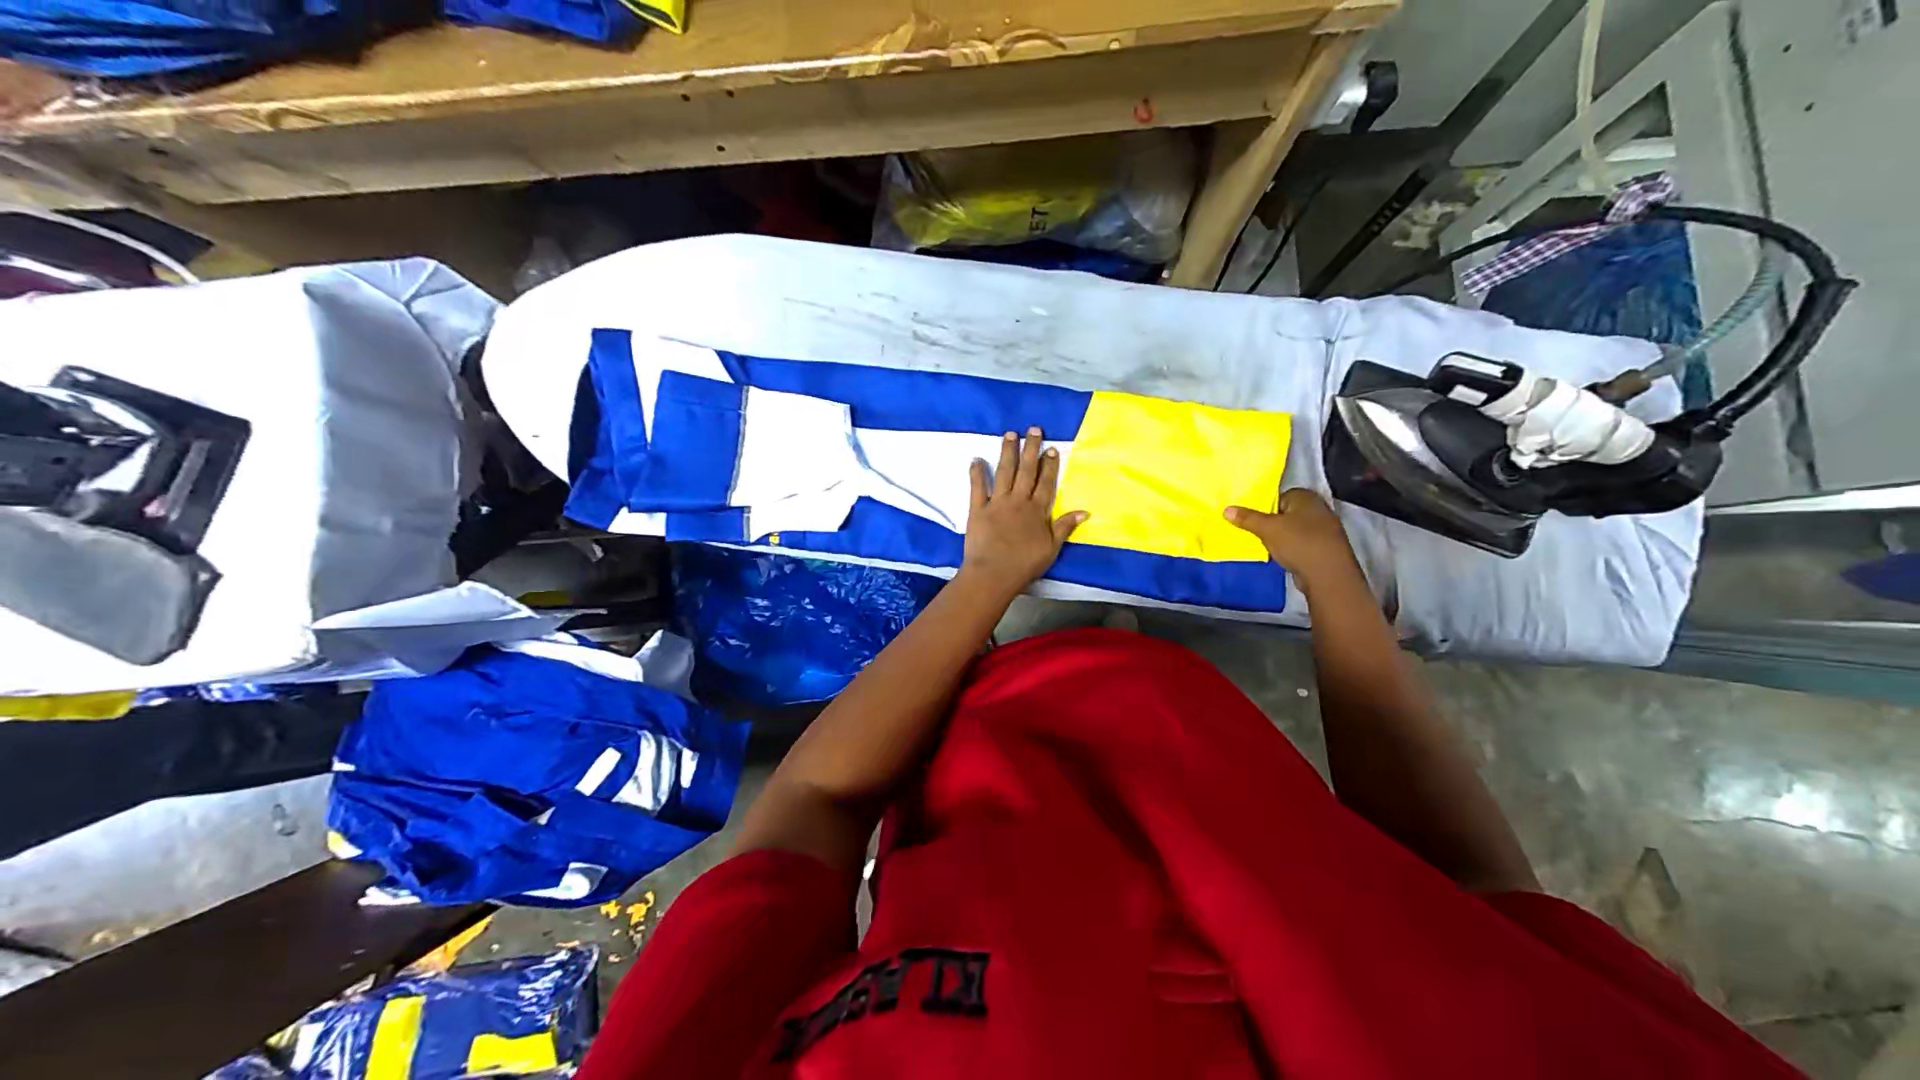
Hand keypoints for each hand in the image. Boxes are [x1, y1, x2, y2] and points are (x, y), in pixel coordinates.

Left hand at [960, 428, 1088, 596]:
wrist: (993, 573)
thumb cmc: (1025, 564)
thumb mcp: (1052, 548)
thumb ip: (1065, 527)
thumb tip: (1085, 511)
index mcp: (1037, 510)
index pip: (1046, 482)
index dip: (1050, 465)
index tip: (1051, 449)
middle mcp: (1019, 500)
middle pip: (1026, 470)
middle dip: (1031, 448)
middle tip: (1033, 429)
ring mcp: (997, 503)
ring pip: (1004, 472)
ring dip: (1007, 452)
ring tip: (1010, 434)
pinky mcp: (977, 509)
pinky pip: (977, 487)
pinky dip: (976, 472)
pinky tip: (976, 459)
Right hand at [1225, 489, 1358, 587]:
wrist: (1327, 573)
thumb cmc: (1297, 542)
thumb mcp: (1267, 529)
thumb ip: (1247, 518)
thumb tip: (1227, 509)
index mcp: (1306, 497)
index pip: (1280, 496)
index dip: (1265, 508)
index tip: (1253, 520)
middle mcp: (1318, 508)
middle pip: (1287, 513)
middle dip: (1273, 522)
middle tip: (1257, 533)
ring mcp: (1325, 528)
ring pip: (1295, 529)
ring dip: (1282, 537)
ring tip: (1269, 546)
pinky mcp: (1326, 547)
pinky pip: (1302, 543)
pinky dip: (1292, 548)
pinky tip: (1284, 557)